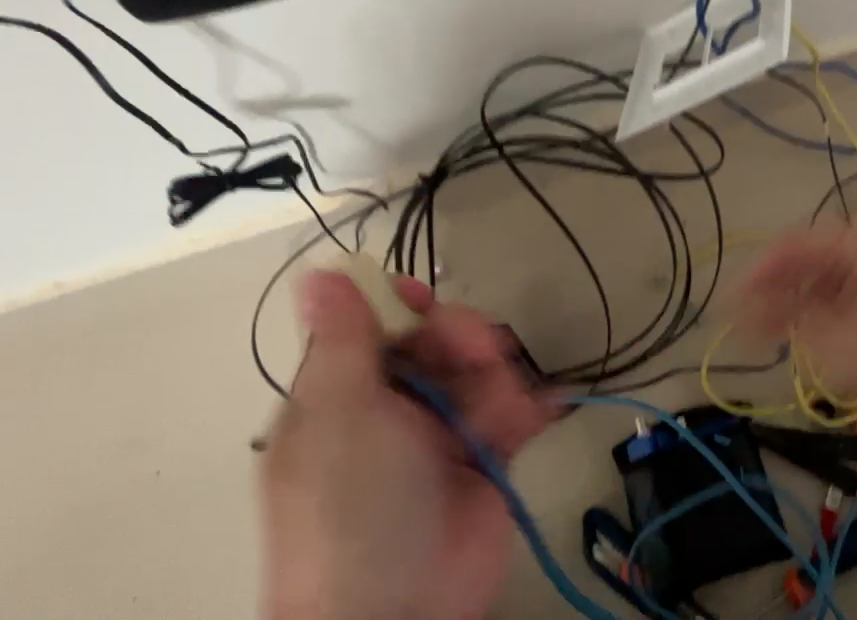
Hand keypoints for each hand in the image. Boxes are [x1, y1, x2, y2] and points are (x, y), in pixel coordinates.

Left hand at [259, 271, 553, 619]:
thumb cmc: (355, 506)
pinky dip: (529, 406)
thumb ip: (343, 343)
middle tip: (482, 349)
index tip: (426, 300)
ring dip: (498, 377)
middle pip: (434, 342)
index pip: (372, 330)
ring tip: (506, 408)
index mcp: (341, 398)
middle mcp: (390, 408)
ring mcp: (440, 433)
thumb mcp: (340, 419)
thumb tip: (316, 272)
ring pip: (479, 371)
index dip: (400, 307)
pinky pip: (512, 411)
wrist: (402, 611)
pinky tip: (540, 411)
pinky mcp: (486, 457)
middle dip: (461, 337)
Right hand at [738, 224, 856, 422]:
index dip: (762, 270)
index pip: (800, 240)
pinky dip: (838, 311)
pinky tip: (822, 339)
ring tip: (780, 336)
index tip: (732, 301)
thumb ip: (787, 317)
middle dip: (784, 289)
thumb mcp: (843, 340)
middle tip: (751, 325)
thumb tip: (741, 305)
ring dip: (809, 302)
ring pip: (844, 277)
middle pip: (822, 257)